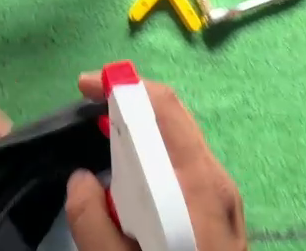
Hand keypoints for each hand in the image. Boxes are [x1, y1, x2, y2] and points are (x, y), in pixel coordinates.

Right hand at [64, 73, 245, 250]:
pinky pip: (183, 168)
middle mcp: (216, 183)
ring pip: (177, 142)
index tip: (84, 87)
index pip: (163, 106)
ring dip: (138, 132)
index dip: (121, 84)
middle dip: (127, 104)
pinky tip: (129, 184)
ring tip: (103, 144)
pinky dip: (152, 160)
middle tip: (88, 113)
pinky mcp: (223, 219)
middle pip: (171, 116)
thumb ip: (91, 221)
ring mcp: (224, 201)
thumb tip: (81, 180)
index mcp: (197, 186)